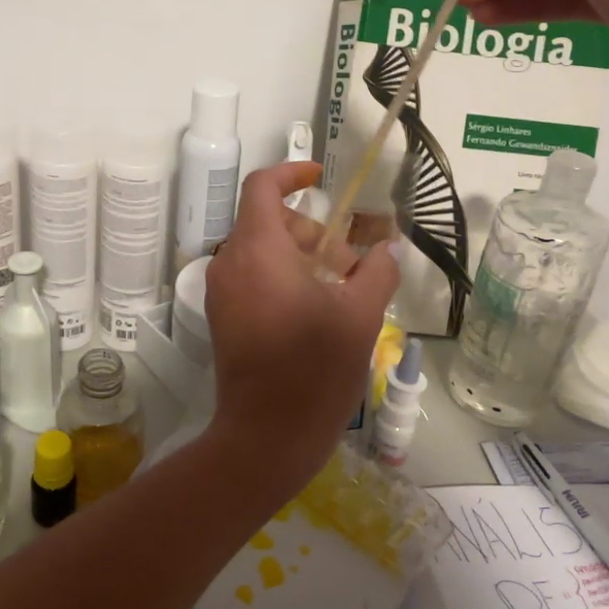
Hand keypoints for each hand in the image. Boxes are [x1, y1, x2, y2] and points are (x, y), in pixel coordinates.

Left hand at [201, 162, 399, 494]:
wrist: (267, 435)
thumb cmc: (315, 370)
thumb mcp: (360, 315)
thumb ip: (377, 270)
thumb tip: (387, 246)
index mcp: (258, 249)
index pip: (263, 187)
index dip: (291, 173)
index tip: (322, 177)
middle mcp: (230, 262)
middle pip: (270, 221)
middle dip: (315, 232)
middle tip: (353, 266)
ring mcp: (222, 291)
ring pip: (263, 250)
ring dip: (303, 257)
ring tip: (342, 294)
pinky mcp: (223, 316)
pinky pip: (253, 277)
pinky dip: (283, 278)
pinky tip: (317, 312)